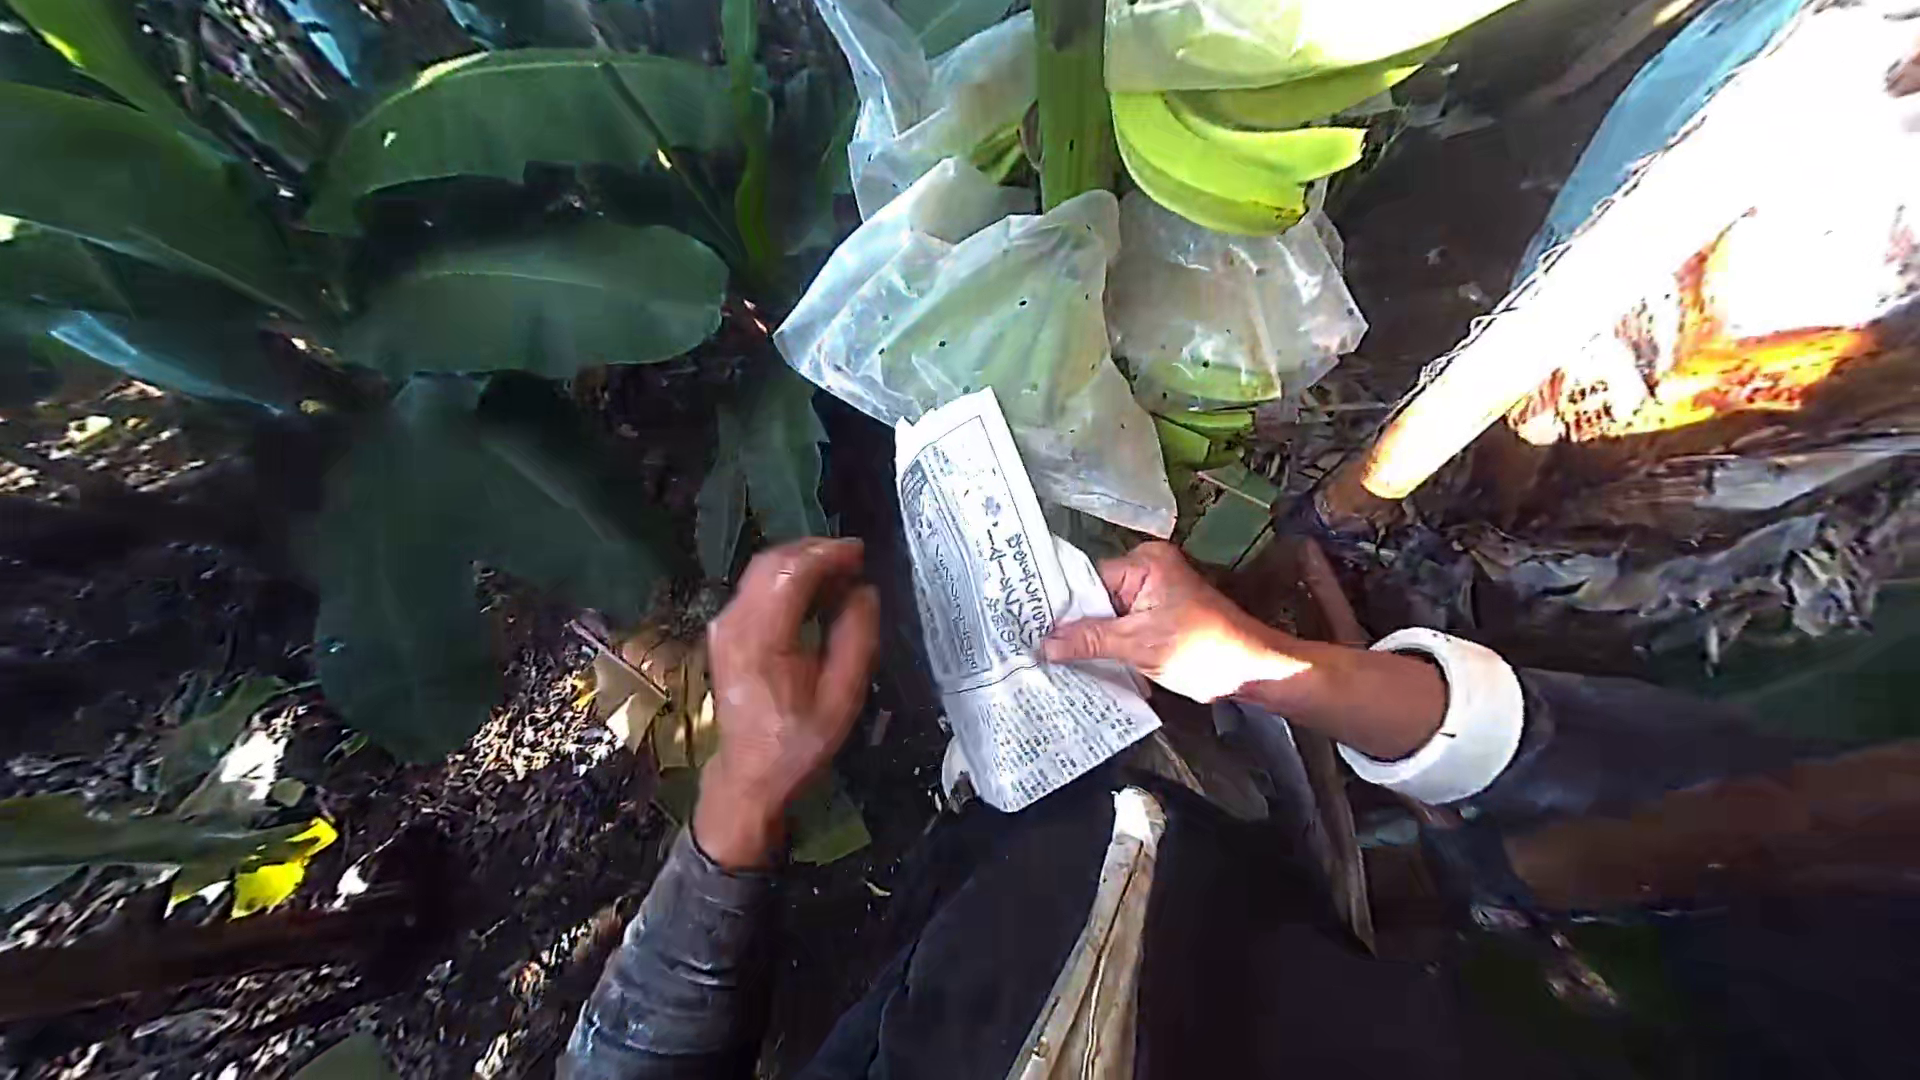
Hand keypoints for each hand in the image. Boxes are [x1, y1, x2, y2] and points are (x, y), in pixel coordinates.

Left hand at [695, 538, 879, 868]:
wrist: (749, 775)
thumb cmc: (798, 741)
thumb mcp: (843, 697)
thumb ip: (857, 638)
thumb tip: (864, 591)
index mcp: (760, 640)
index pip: (790, 573)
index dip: (827, 553)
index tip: (861, 552)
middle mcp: (733, 624)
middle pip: (772, 562)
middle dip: (816, 550)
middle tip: (855, 559)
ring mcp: (724, 625)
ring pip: (762, 569)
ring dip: (803, 562)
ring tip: (842, 572)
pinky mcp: (725, 630)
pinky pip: (757, 586)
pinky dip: (789, 577)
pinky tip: (816, 590)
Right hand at [1041, 541, 1309, 702]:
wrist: (1255, 673)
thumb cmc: (1207, 652)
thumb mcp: (1139, 646)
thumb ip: (1090, 641)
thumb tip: (1046, 644)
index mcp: (1146, 563)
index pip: (1089, 579)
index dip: (1063, 605)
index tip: (1034, 625)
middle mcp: (1148, 568)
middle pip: (1095, 595)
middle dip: (1076, 622)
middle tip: (1040, 644)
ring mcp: (1153, 591)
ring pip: (1106, 611)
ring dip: (1091, 634)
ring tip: (1057, 653)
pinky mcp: (1157, 612)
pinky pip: (1122, 621)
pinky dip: (1109, 639)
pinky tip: (1087, 656)